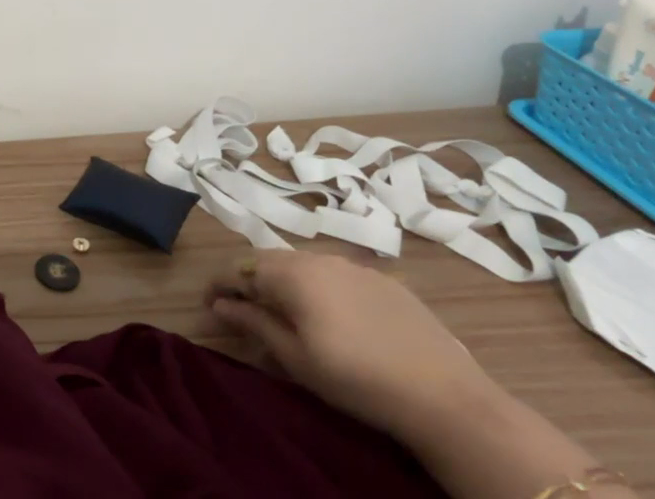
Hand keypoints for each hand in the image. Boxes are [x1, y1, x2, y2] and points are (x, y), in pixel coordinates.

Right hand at [205, 251, 503, 437]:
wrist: (445, 396)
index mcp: (292, 274)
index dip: (218, 285)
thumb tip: (220, 304)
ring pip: (304, 265)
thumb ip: (254, 323)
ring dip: (284, 282)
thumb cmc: (356, 378)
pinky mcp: (386, 282)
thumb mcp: (294, 357)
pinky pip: (337, 275)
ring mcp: (357, 268)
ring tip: (283, 312)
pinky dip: (319, 288)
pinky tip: (329, 316)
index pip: (238, 268)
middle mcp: (320, 259)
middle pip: (270, 260)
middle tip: (242, 310)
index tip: (208, 307)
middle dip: (249, 281)